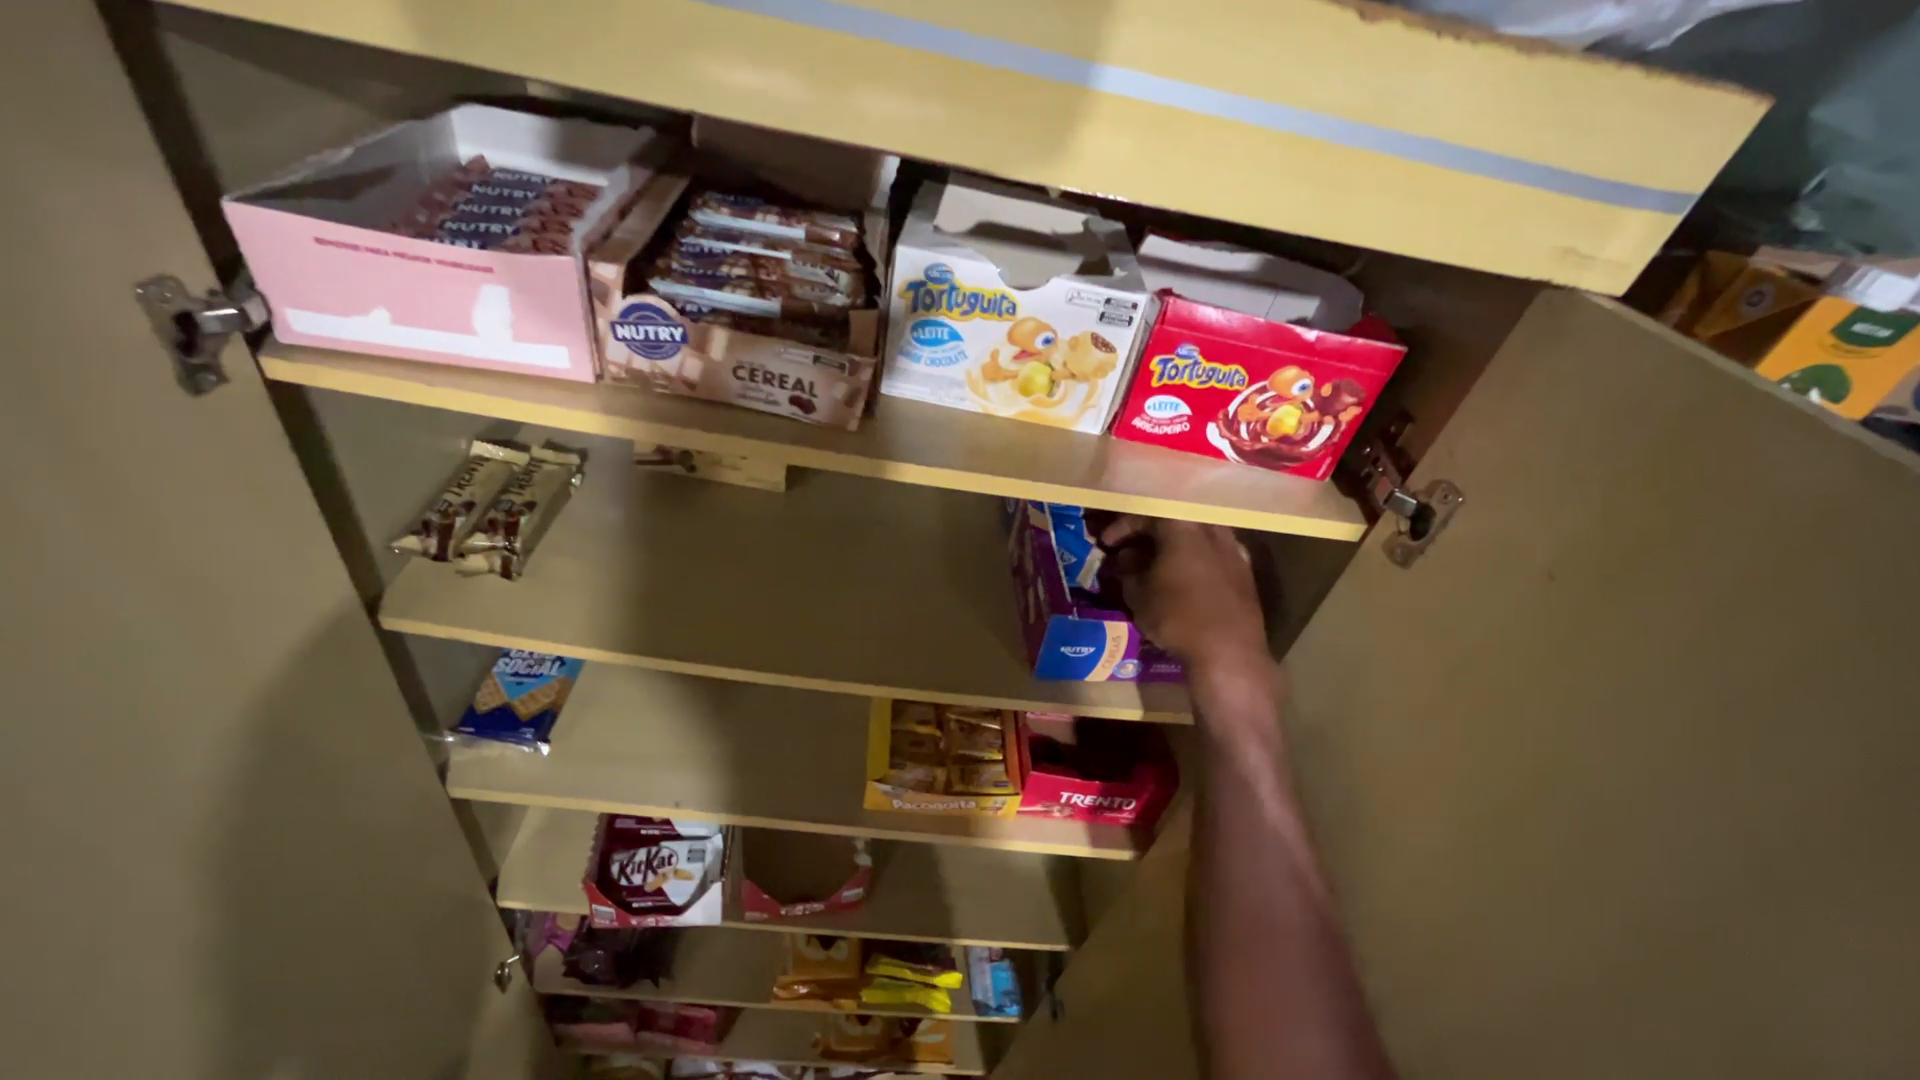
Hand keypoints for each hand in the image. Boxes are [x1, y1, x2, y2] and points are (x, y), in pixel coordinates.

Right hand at [1100, 515, 1269, 679]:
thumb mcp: (1138, 594)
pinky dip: (1191, 561)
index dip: (1121, 526)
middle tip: (1128, 552)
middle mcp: (1211, 528)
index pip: (1146, 513)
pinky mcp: (1245, 571)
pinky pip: (1211, 555)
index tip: (1106, 544)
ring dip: (1171, 548)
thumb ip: (1127, 570)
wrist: (1229, 651)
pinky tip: (1181, 581)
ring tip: (1154, 567)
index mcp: (1183, 525)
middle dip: (1147, 536)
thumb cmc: (1177, 616)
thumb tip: (1125, 559)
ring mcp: (1233, 548)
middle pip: (1174, 521)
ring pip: (1195, 538)